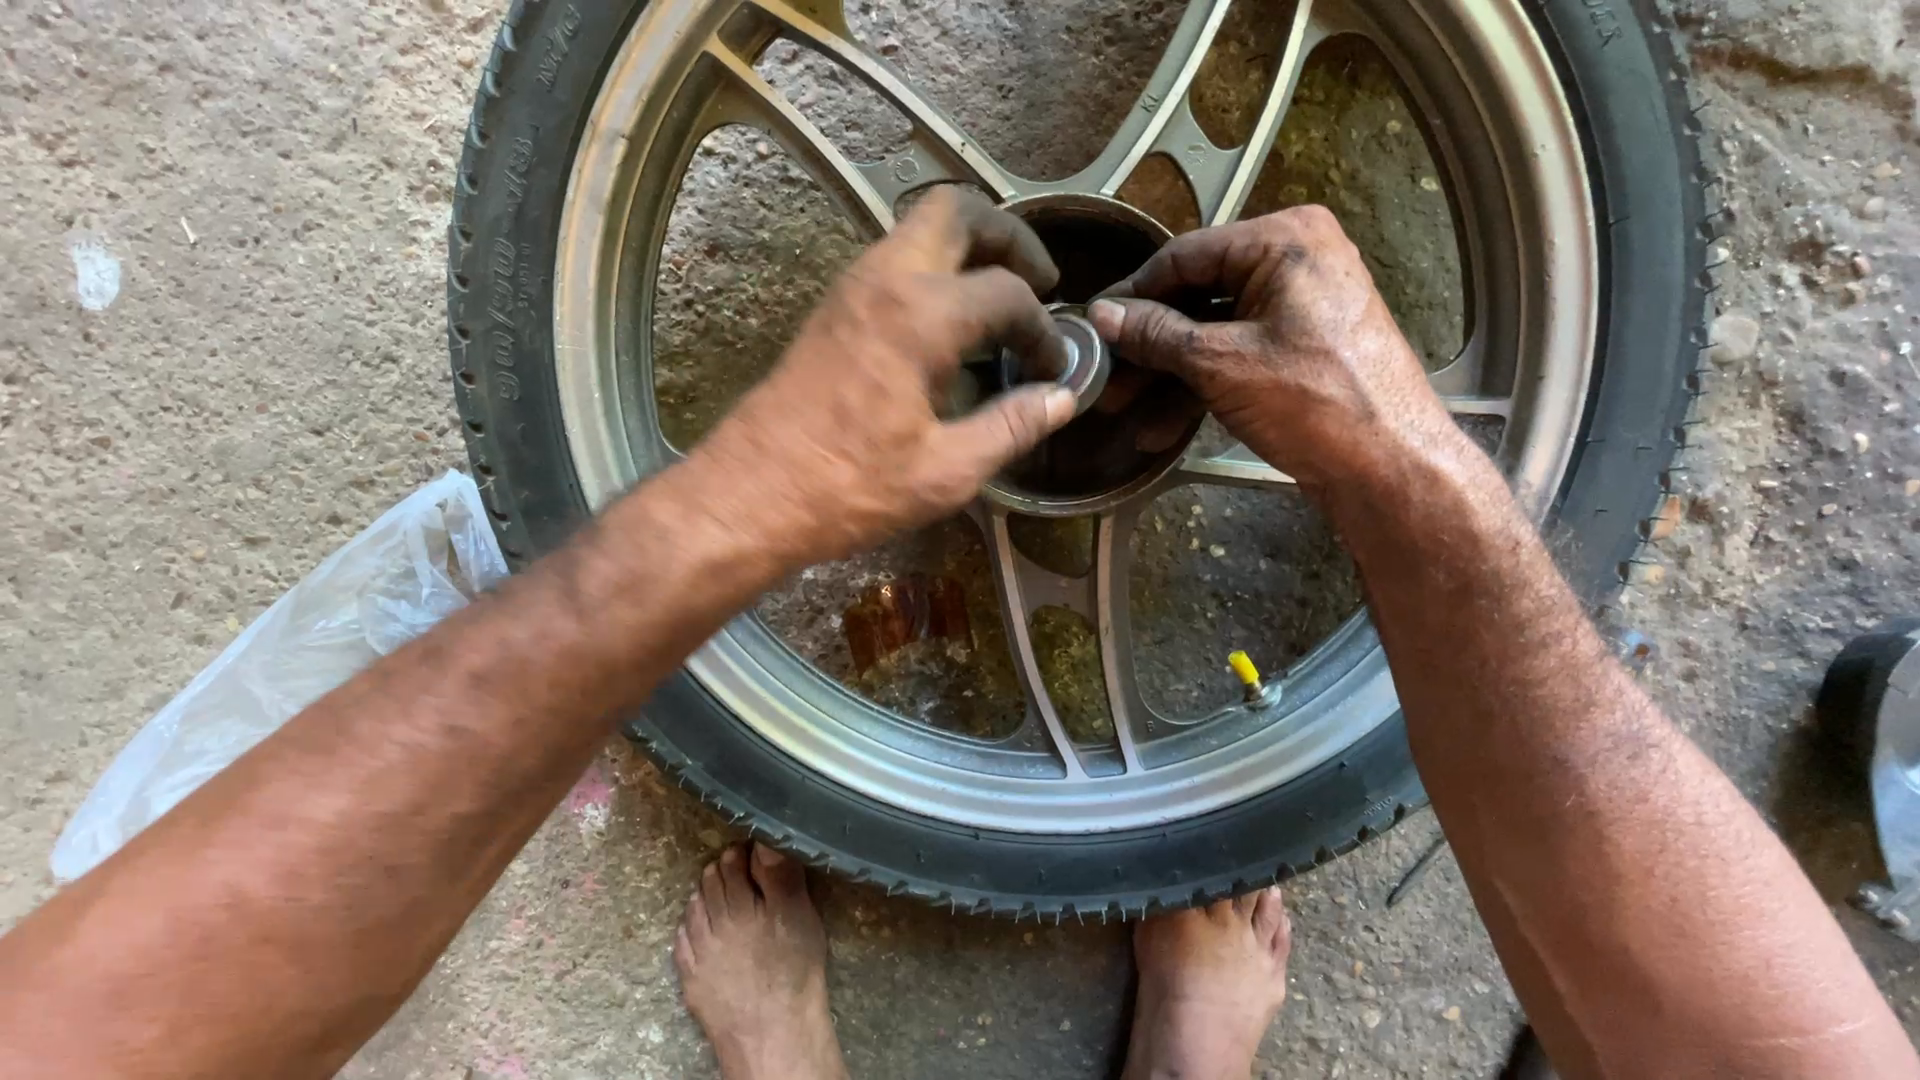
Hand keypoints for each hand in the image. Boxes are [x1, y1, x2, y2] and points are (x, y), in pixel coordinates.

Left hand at [690, 187, 1076, 567]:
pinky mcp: (832, 309)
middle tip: (1040, 283)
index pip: (1008, 292)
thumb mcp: (946, 470)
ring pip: (920, 228)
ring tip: (1000, 301)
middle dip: (1008, 237)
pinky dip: (935, 271)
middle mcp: (886, 280)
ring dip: (968, 248)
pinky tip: (951, 326)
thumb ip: (1011, 427)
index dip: (1042, 329)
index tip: (1053, 369)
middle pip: (958, 212)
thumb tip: (1060, 399)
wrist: (750, 494)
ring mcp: (852, 288)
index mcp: (922, 315)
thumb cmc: (850, 487)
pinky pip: (895, 260)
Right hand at [1087, 205, 1463, 491]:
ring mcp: (1298, 307)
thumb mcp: (1219, 363)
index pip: (1183, 256)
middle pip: (1195, 296)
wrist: (1390, 465)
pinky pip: (1235, 354)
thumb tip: (1099, 315)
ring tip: (1122, 411)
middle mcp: (1293, 260)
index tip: (1091, 328)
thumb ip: (1155, 334)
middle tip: (1106, 378)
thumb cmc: (1311, 400)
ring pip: (1211, 331)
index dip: (1132, 295)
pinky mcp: (1299, 348)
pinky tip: (1160, 428)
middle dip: (1147, 345)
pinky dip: (1200, 386)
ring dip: (1166, 375)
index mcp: (1282, 240)